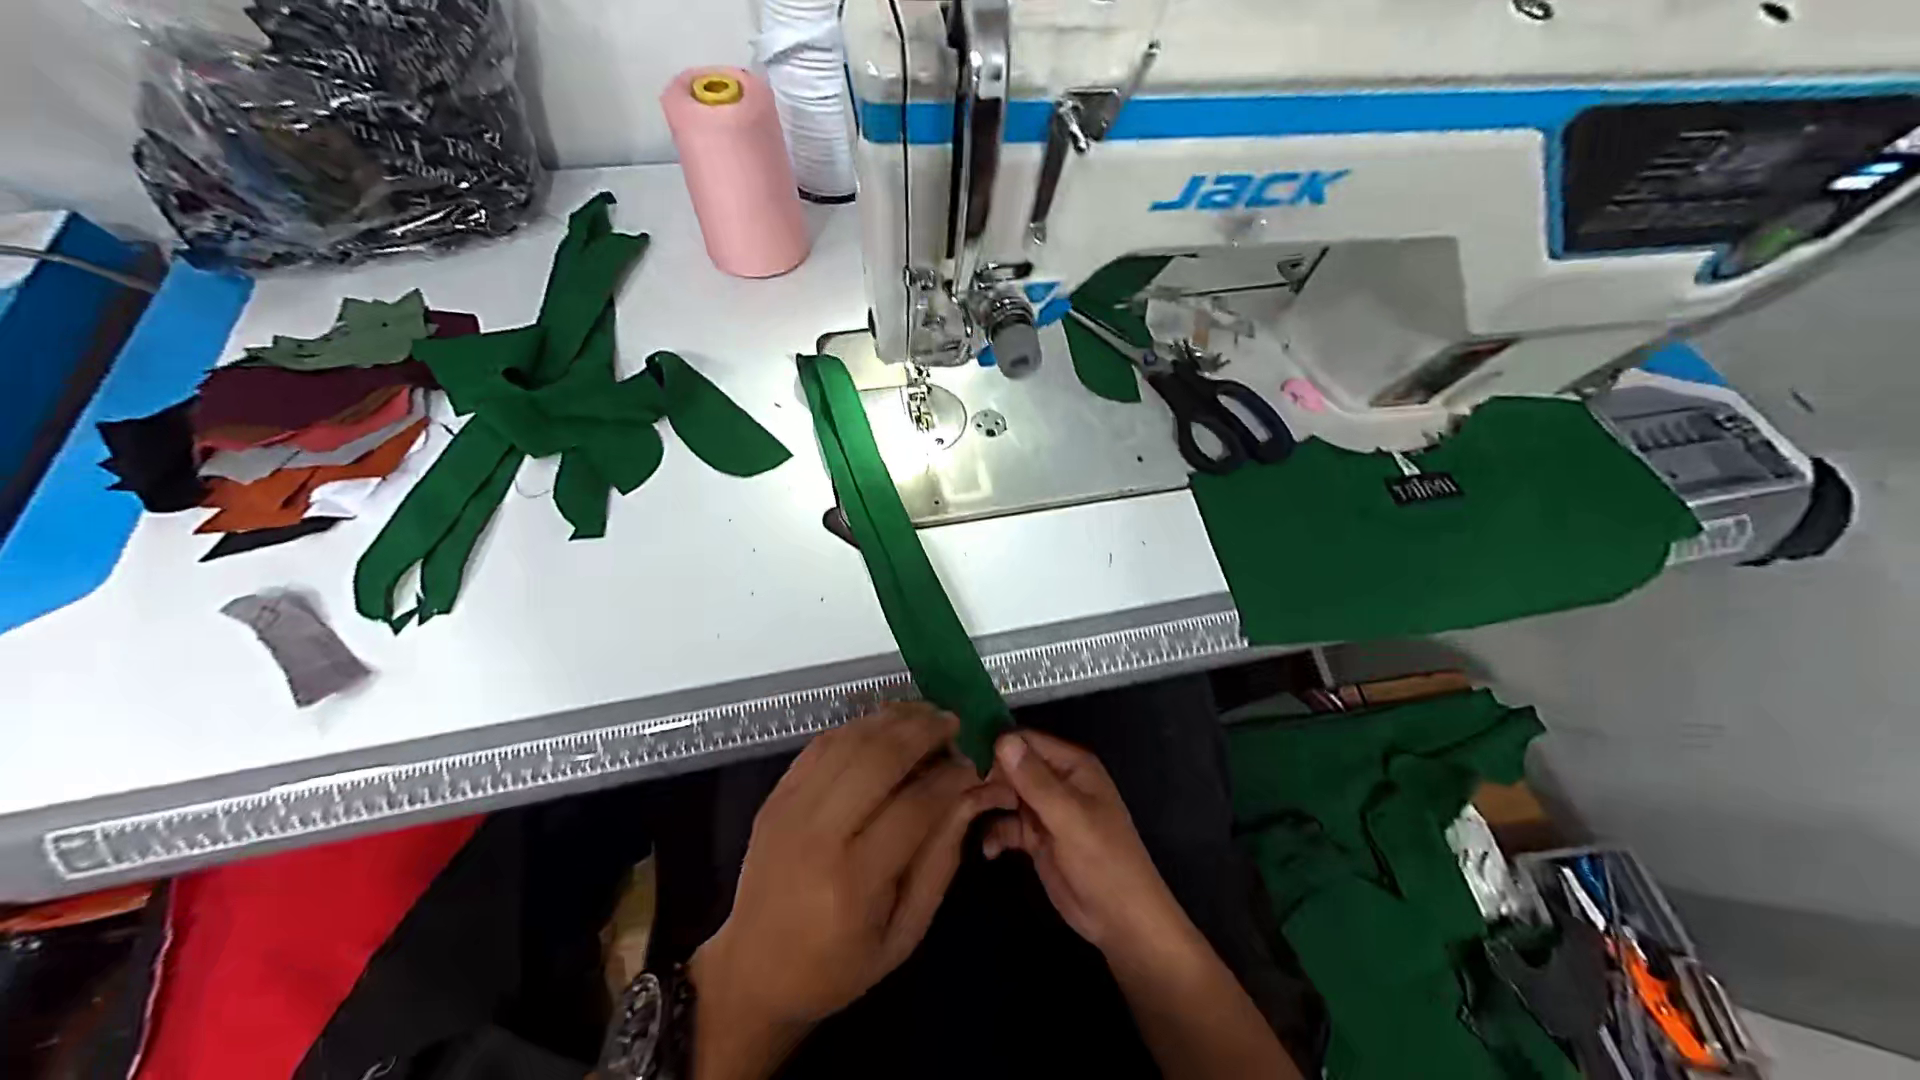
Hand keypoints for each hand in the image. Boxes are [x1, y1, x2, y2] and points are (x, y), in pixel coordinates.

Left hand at [689, 703, 1013, 1077]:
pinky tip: (883, 725)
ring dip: (893, 718)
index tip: (974, 765)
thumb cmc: (838, 965)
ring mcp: (790, 809)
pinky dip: (858, 726)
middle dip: (924, 731)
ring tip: (925, 715)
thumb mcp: (904, 932)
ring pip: (849, 741)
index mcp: (854, 882)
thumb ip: (940, 861)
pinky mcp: (774, 796)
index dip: (952, 777)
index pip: (916, 806)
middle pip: (879, 759)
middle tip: (953, 724)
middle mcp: (818, 836)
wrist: (754, 970)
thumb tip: (970, 796)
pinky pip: (821, 744)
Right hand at [981, 730, 1191, 958]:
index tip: (966, 759)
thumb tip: (1002, 740)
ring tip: (967, 816)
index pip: (1027, 741)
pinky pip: (1008, 825)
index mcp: (1072, 766)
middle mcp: (1058, 781)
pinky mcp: (1037, 838)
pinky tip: (990, 850)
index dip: (998, 747)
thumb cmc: (1102, 860)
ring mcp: (1046, 810)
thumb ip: (1035, 780)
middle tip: (965, 795)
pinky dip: (996, 834)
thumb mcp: (1068, 817)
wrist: (1121, 920)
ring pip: (1007, 794)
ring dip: (987, 804)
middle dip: (989, 778)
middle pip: (1013, 767)